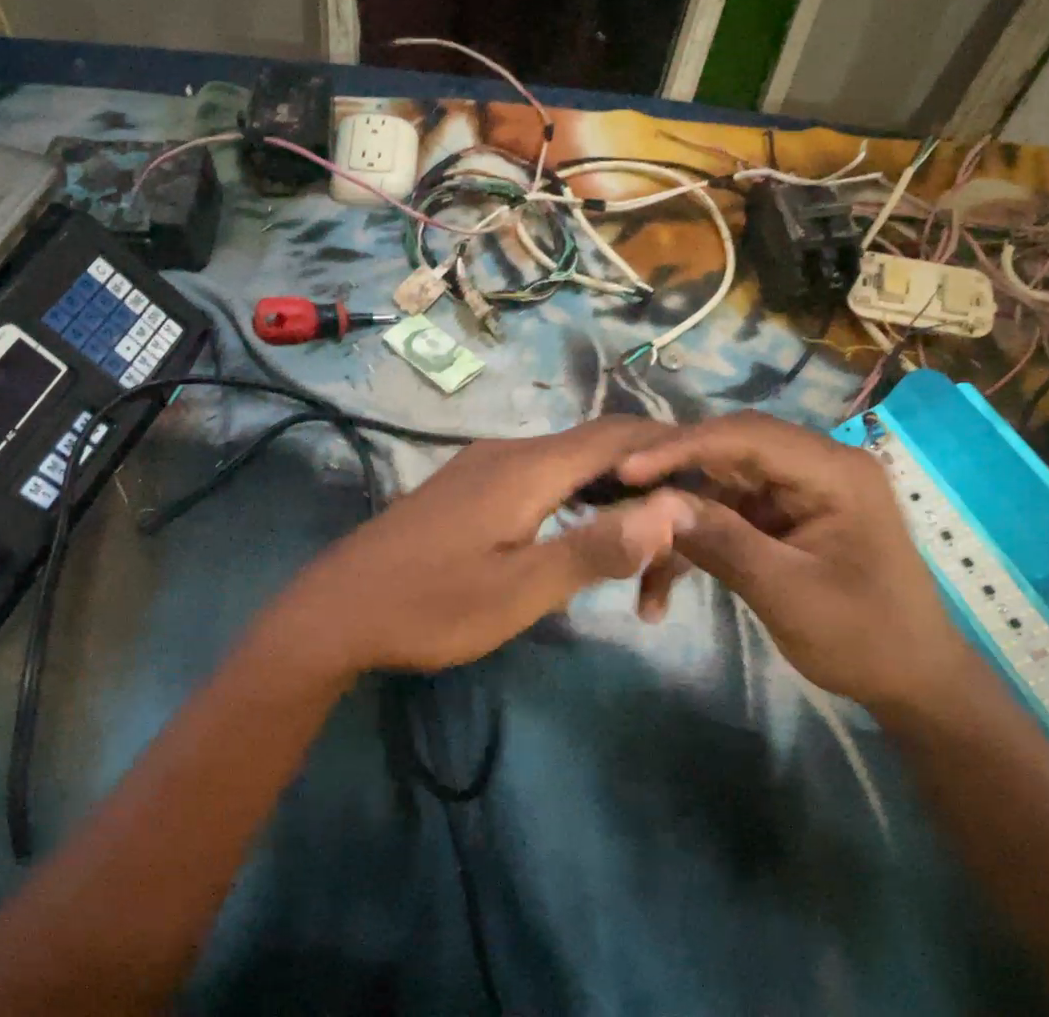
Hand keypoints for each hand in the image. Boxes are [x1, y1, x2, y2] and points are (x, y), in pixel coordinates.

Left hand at [245, 417, 697, 677]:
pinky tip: (583, 525)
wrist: (336, 612)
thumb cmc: (431, 607)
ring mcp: (480, 466)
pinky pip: (538, 474)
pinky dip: (576, 492)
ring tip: (649, 522)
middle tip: (690, 506)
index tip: (712, 473)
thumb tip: (672, 509)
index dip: (670, 447)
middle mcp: (507, 452)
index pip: (617, 436)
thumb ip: (595, 549)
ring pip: (565, 459)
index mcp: (527, 468)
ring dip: (612, 483)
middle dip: (647, 468)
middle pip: (594, 442)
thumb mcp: (519, 590)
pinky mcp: (464, 488)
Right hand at [617, 412, 978, 710]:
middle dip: (673, 481)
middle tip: (619, 502)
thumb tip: (657, 505)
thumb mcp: (788, 592)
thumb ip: (724, 543)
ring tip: (639, 558)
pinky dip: (698, 544)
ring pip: (721, 488)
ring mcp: (800, 495)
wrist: (911, 682)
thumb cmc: (863, 637)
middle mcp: (817, 469)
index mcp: (834, 471)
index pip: (747, 437)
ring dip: (680, 522)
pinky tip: (663, 586)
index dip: (683, 447)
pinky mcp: (786, 521)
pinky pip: (729, 517)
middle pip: (729, 455)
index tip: (628, 471)